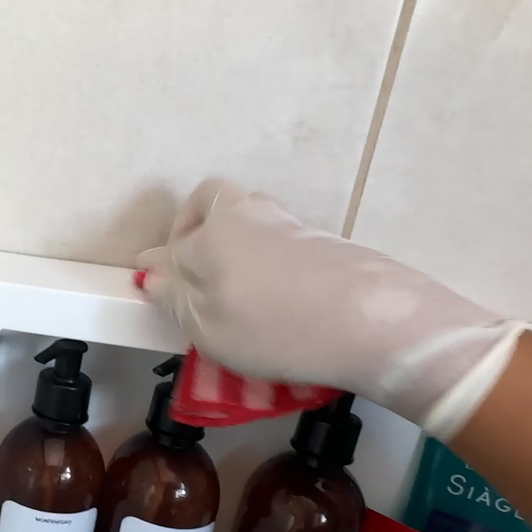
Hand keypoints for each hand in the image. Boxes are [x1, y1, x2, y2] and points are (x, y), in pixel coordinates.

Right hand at [136, 180, 520, 437]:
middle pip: (213, 203)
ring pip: (251, 220)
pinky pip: (282, 243)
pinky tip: (278, 299)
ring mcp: (293, 227)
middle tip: (195, 267)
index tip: (154, 286)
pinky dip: (269, 262)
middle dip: (195, 226)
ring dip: (235, 243)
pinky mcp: (328, 244)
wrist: (377, 325)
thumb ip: (174, 298)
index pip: (170, 245)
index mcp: (212, 233)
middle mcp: (249, 217)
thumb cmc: (275, 329)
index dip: (157, 267)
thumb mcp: (206, 328)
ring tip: (236, 290)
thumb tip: (154, 274)